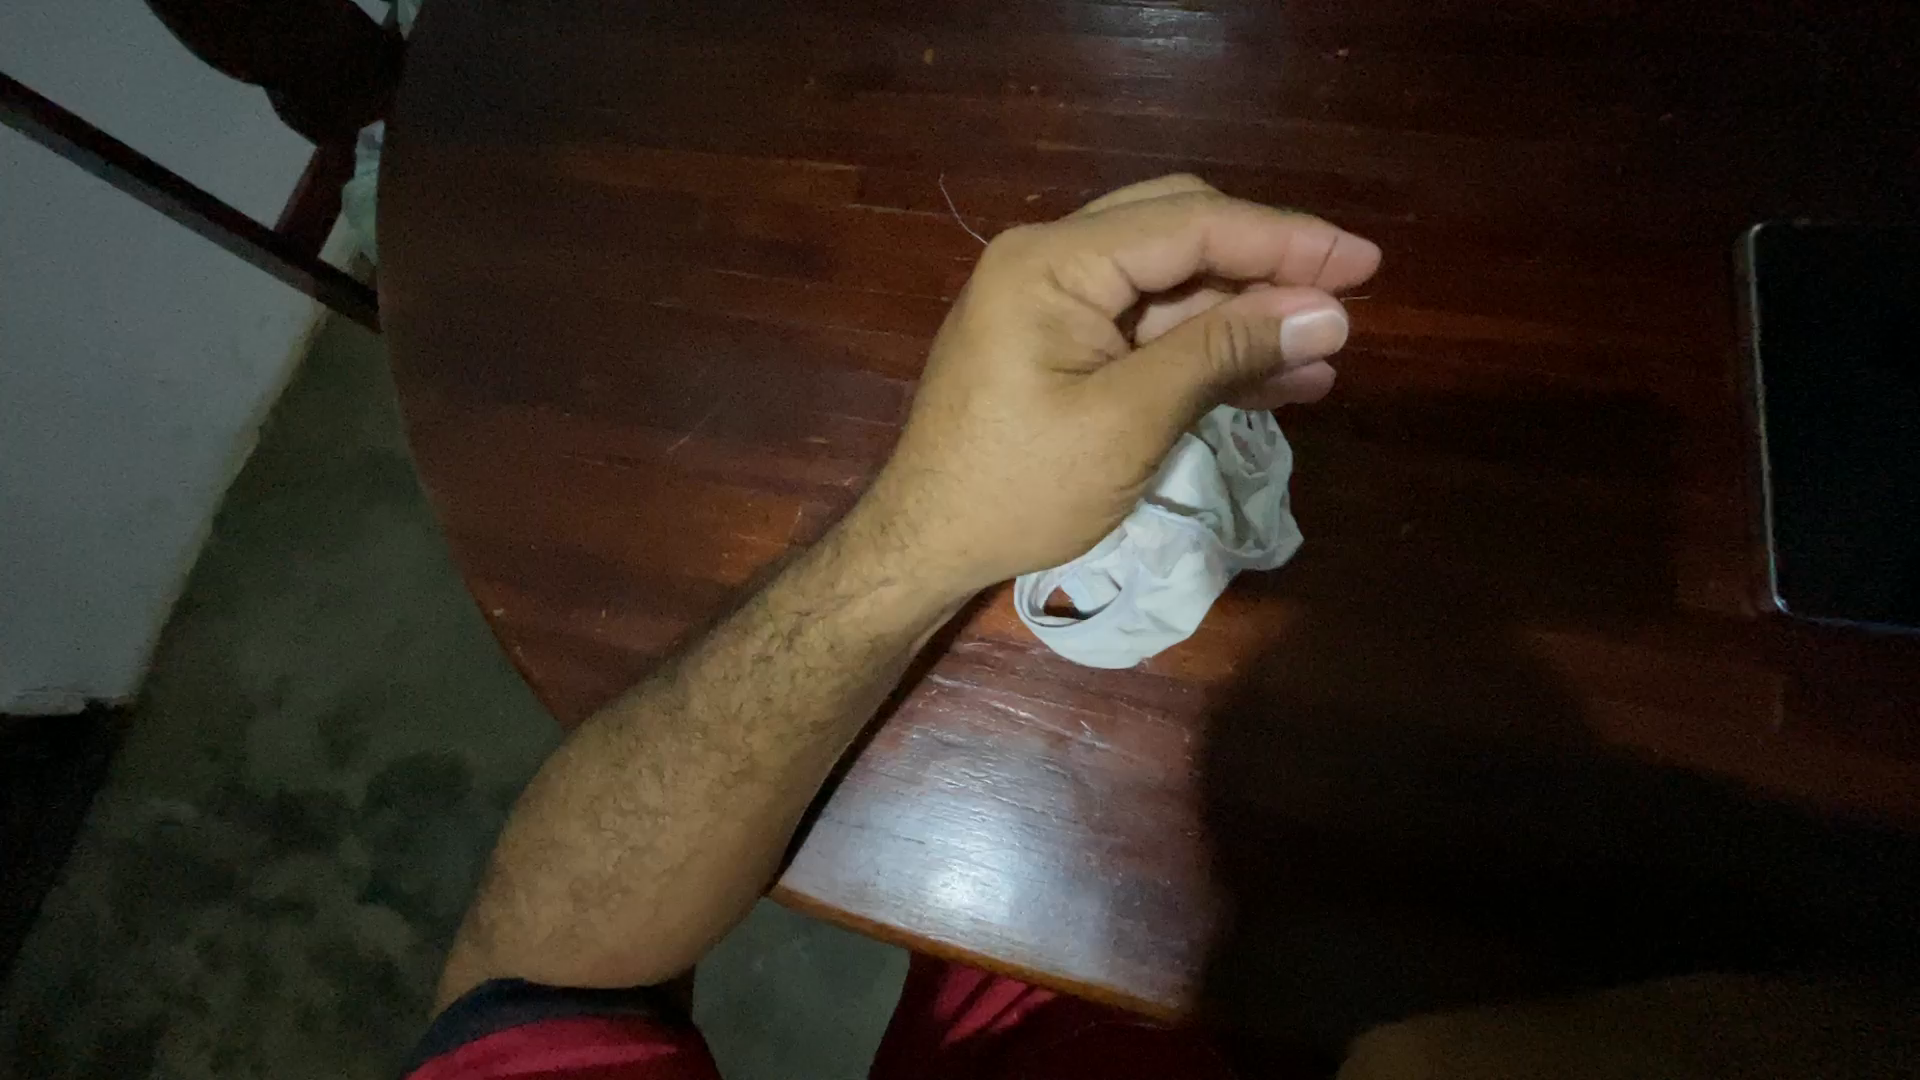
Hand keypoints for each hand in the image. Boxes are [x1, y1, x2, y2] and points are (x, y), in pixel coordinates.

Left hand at [853, 174, 1381, 597]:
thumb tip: (1325, 312)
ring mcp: (1049, 310)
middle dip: (1263, 274)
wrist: (930, 544)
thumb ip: (1222, 354)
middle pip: (1179, 241)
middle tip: (1340, 303)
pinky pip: (1140, 339)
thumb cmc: (1018, 489)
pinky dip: (1198, 358)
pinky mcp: (1056, 353)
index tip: (1366, 264)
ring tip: (1321, 359)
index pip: (1190, 225)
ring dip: (1239, 324)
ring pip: (1166, 295)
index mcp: (1053, 263)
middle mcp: (1048, 265)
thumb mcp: (1128, 422)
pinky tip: (1269, 384)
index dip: (1285, 240)